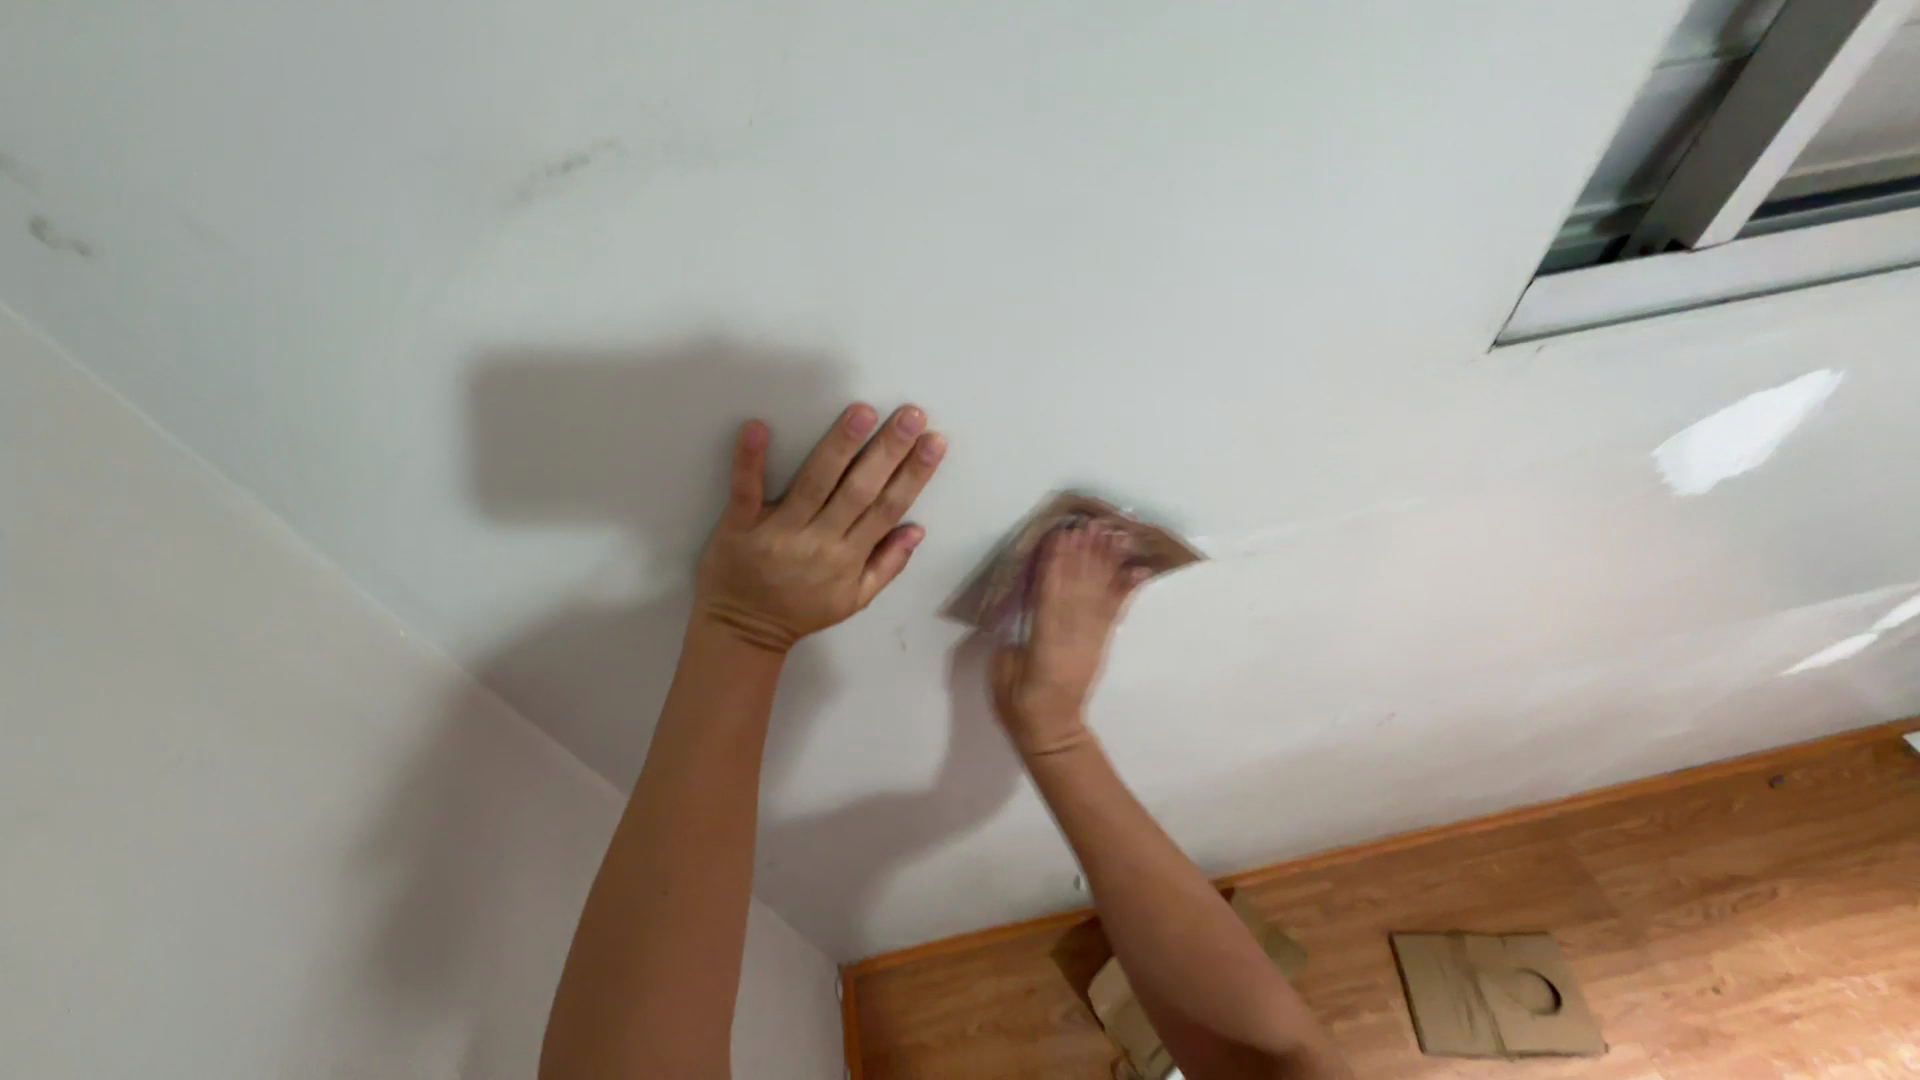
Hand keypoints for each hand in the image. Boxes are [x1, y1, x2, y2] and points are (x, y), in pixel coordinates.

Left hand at [695, 403, 946, 652]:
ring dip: (838, 446)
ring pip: (814, 483)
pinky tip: (758, 427)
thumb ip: (888, 564)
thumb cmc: (801, 611)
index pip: (888, 508)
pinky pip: (745, 490)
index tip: (934, 441)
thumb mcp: (855, 599)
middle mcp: (819, 541)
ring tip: (862, 413)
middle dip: (887, 451)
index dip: (914, 474)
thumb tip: (918, 529)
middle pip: (859, 489)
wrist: (742, 630)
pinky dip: (751, 460)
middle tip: (910, 414)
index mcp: (849, 557)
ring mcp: (779, 532)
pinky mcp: (740, 526)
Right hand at [992, 523, 1146, 754]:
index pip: (1050, 596)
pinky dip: (1127, 590)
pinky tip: (1137, 569)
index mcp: (1044, 645)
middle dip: (1084, 553)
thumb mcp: (1002, 671)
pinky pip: (1115, 613)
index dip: (1056, 564)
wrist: (1051, 731)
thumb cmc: (1017, 702)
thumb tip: (1020, 606)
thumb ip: (1012, 637)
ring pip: (1099, 595)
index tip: (1061, 535)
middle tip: (1091, 523)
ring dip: (1106, 562)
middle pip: (1079, 588)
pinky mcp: (1101, 644)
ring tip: (1114, 534)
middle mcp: (1073, 638)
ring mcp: (1091, 641)